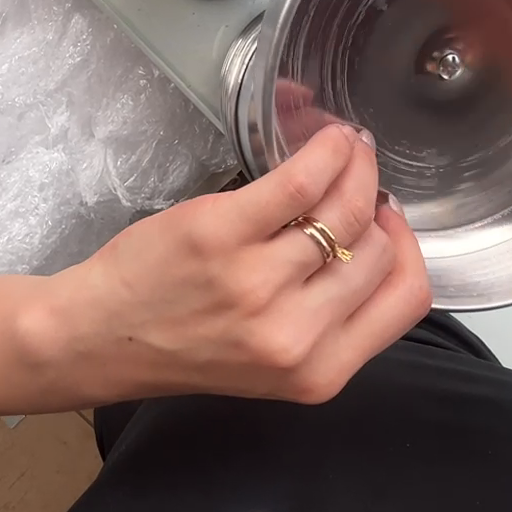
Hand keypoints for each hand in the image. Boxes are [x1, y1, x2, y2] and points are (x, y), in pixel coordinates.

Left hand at [39, 124, 432, 403]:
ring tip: (345, 149)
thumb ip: (329, 318)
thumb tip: (376, 239)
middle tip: (361, 174)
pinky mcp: (222, 234)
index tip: (390, 221)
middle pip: (379, 248)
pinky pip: (299, 181)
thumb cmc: (188, 343)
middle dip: (378, 200)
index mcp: (318, 371)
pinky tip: (327, 140)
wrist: (103, 337)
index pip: (408, 300)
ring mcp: (259, 282)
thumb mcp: (274, 361)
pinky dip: (325, 151)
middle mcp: (295, 334)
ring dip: (356, 166)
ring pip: (346, 208)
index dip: (409, 250)